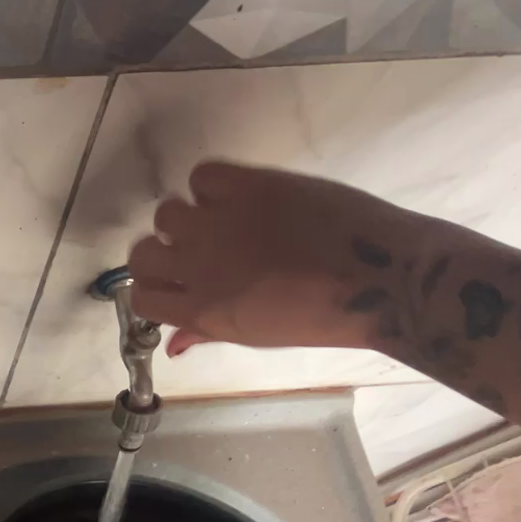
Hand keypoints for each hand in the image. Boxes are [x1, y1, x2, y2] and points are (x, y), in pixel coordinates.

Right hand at [127, 162, 426, 354]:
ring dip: (184, 218)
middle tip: (188, 251)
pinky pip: (203, 175)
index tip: (170, 283)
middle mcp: (199, 267)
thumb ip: (206, 332)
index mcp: (200, 311)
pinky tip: (232, 196)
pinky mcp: (250, 187)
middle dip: (159, 254)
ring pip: (167, 212)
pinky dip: (210, 184)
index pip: (141, 296)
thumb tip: (173, 346)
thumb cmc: (317, 316)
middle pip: (141, 254)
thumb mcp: (253, 334)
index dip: (151, 288)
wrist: (379, 278)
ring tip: (214, 221)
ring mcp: (221, 224)